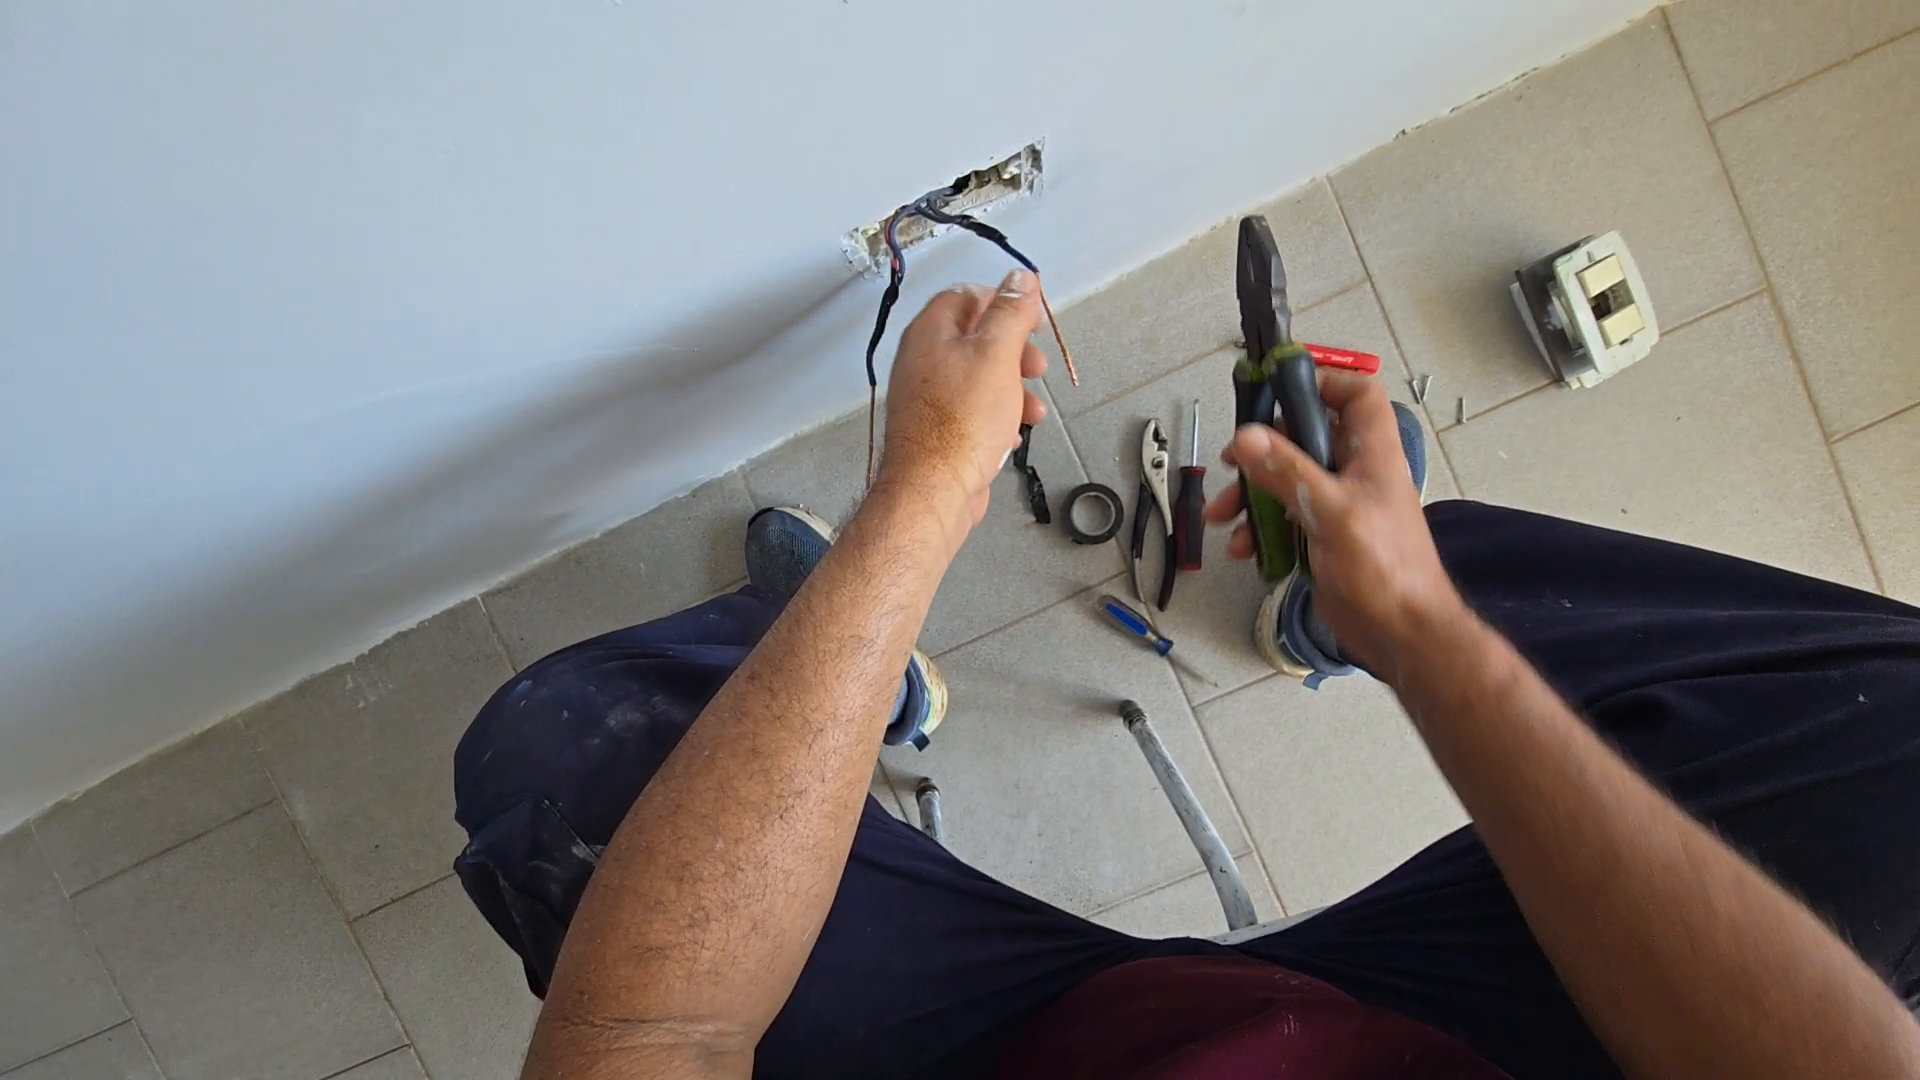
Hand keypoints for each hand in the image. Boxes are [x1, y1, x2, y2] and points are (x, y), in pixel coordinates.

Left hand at [877, 269, 1048, 534]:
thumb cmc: (964, 420)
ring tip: (1034, 410)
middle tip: (1037, 366)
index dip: (1001, 301)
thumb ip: (1009, 313)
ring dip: (1013, 390)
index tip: (1032, 318)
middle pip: (975, 339)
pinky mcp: (938, 432)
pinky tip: (1013, 434)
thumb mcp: (996, 354)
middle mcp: (923, 362)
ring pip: (979, 380)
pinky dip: (997, 418)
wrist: (935, 488)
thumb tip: (1020, 278)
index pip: (965, 296)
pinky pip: (973, 413)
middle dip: (1014, 351)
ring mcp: (928, 399)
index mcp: (930, 333)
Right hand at [1203, 371, 1465, 672]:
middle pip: (1303, 438)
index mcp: (1371, 455)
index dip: (1322, 383)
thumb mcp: (1331, 512)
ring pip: (1283, 479)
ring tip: (1221, 514)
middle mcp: (1353, 474)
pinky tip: (1242, 546)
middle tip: (1233, 460)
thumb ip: (1287, 471)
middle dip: (1262, 450)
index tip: (1278, 388)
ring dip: (1248, 494)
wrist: (1398, 632)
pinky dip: (1256, 528)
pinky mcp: (1319, 535)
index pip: (1356, 396)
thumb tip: (1247, 437)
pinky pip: (1279, 517)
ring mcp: (1334, 505)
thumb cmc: (1384, 571)